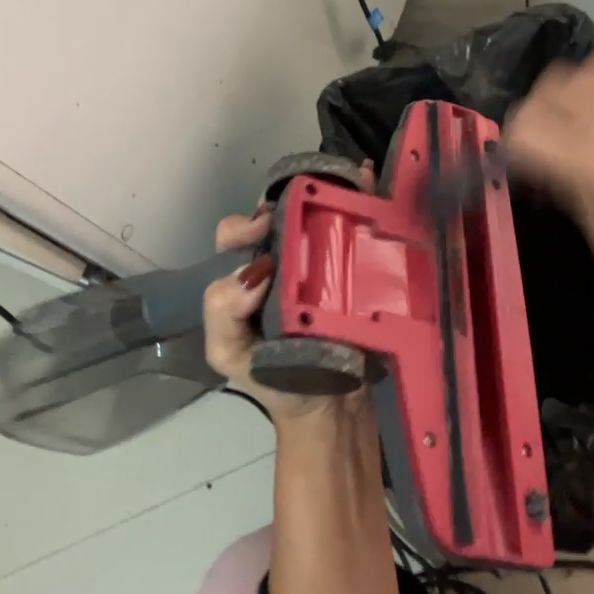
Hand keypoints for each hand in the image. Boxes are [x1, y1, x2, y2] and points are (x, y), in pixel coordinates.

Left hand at [203, 163, 374, 423]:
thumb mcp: (230, 351)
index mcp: (250, 275)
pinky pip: (358, 231)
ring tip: (347, 179)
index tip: (265, 226)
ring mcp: (325, 263)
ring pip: (321, 214)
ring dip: (331, 190)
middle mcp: (285, 261)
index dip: (246, 225)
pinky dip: (364, 201)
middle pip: (283, 213)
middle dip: (296, 196)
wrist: (334, 414)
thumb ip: (222, 312)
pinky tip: (370, 183)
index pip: (236, 236)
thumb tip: (252, 271)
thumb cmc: (277, 381)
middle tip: (312, 198)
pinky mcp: (359, 272)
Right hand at [504, 52, 593, 287]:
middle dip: (539, 109)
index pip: (521, 126)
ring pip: (585, 71)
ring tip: (586, 116)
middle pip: (548, 88)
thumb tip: (555, 177)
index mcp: (581, 157)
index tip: (522, 158)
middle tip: (548, 133)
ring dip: (575, 92)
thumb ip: (572, 197)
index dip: (513, 140)